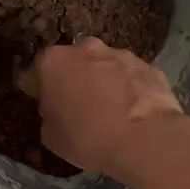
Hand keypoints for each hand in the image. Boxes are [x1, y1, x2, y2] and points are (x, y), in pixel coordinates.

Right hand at [25, 37, 183, 176]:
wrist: (145, 140)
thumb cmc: (87, 138)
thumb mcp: (51, 136)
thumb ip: (49, 114)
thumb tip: (57, 109)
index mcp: (54, 61)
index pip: (40, 68)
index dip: (42, 87)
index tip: (49, 104)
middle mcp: (86, 48)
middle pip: (75, 60)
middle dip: (75, 78)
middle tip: (80, 106)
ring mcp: (121, 54)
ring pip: (105, 66)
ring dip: (104, 82)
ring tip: (112, 111)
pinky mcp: (149, 67)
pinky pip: (131, 77)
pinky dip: (130, 90)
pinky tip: (134, 113)